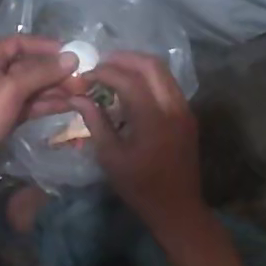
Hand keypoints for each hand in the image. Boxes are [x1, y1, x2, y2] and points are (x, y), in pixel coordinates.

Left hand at [0, 36, 78, 182]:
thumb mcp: (11, 89)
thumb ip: (42, 72)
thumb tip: (72, 58)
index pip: (19, 44)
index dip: (44, 45)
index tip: (69, 51)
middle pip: (30, 67)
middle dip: (56, 71)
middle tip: (82, 76)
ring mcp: (0, 98)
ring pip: (33, 88)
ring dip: (56, 88)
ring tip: (82, 91)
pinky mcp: (5, 118)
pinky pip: (31, 105)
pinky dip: (48, 104)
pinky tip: (69, 105)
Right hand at [69, 52, 204, 233]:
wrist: (177, 207)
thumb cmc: (139, 187)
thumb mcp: (111, 157)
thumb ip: (95, 122)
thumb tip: (77, 97)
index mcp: (153, 118)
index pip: (128, 80)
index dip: (104, 72)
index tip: (86, 75)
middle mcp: (173, 106)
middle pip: (152, 65)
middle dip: (125, 59)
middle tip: (101, 64)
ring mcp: (184, 109)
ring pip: (163, 72)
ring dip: (138, 66)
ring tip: (114, 72)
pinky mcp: (188, 114)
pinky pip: (168, 85)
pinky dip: (149, 79)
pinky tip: (131, 88)